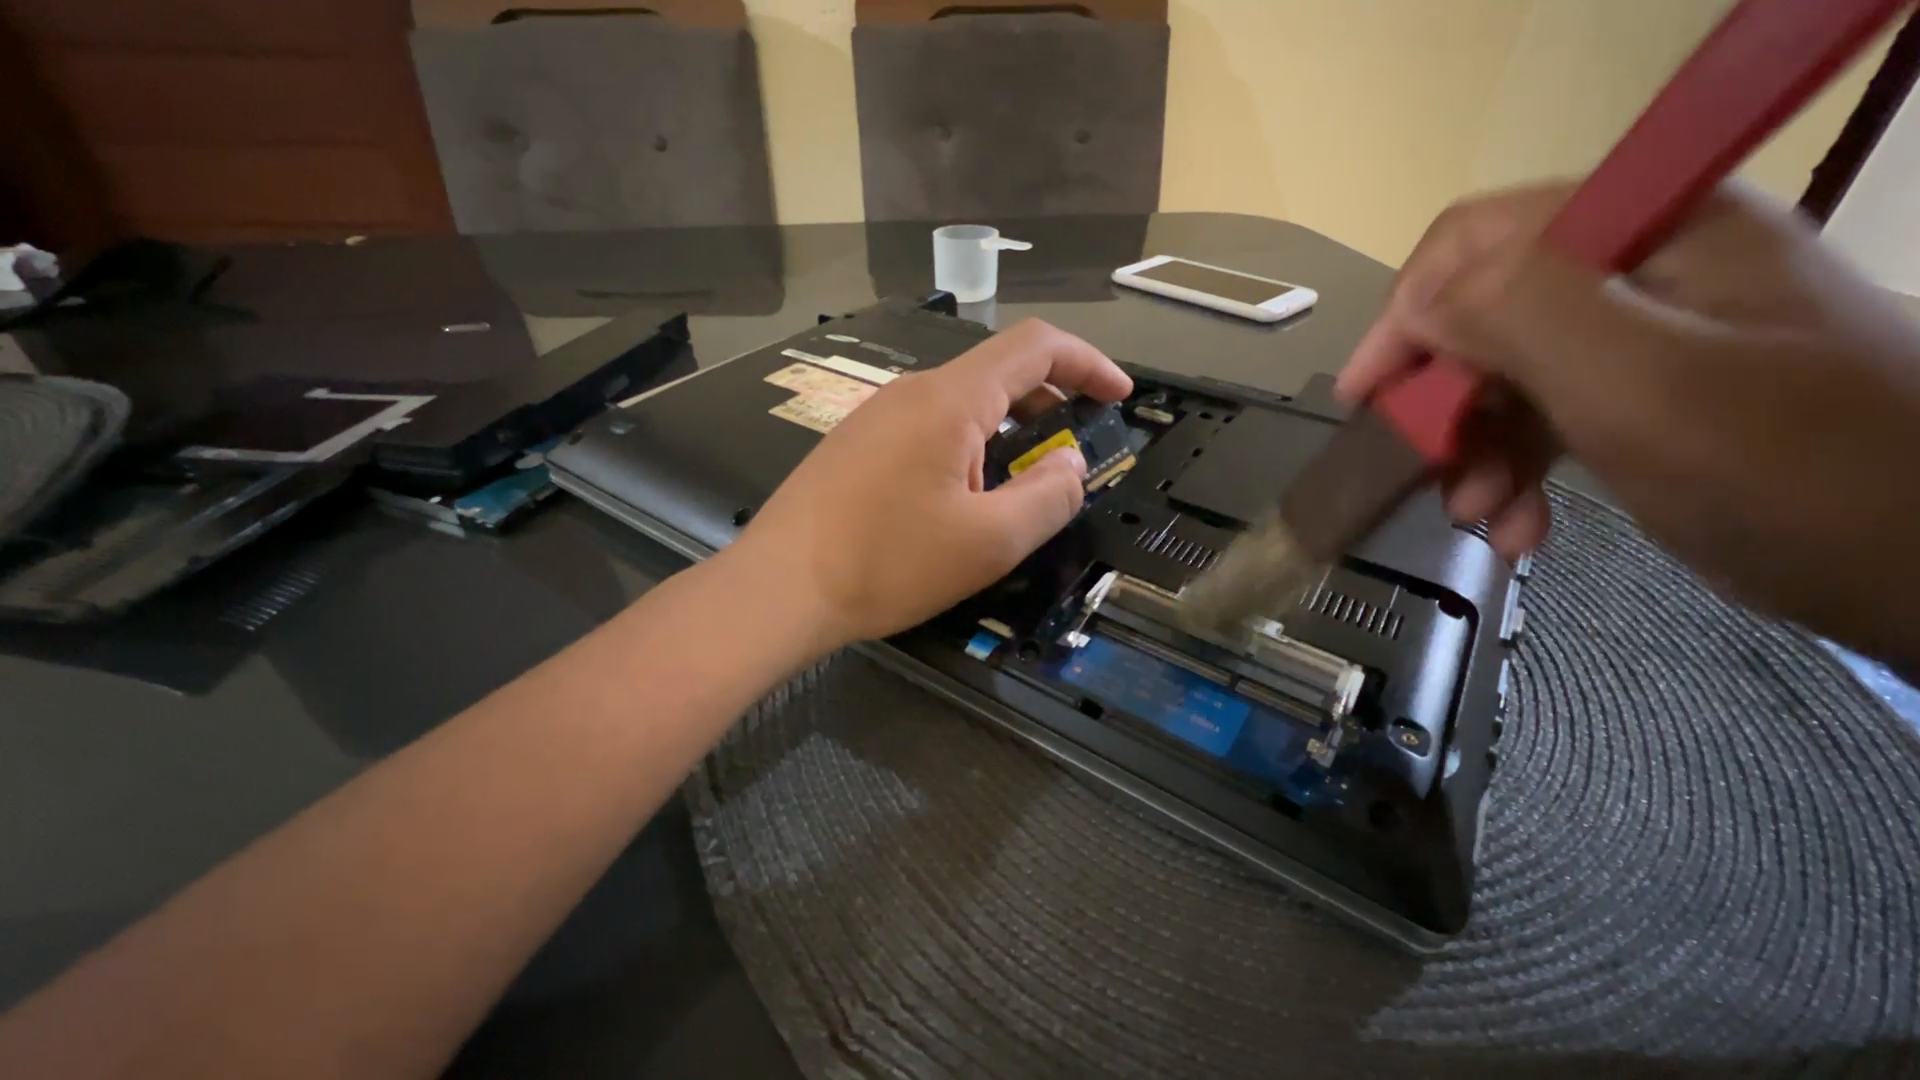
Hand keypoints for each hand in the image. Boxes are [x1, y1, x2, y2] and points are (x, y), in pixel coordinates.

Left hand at [724, 318, 1132, 652]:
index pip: (1034, 346)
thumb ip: (1047, 497)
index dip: (1087, 362)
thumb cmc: (887, 564)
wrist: (778, 589)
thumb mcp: (988, 542)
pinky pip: (928, 427)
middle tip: (1075, 450)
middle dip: (1050, 400)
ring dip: (1007, 429)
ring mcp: (876, 416)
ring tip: (1022, 483)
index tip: (1119, 396)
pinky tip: (963, 496)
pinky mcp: (856, 444)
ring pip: (962, 402)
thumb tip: (1071, 463)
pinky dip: (968, 445)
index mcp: (949, 400)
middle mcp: (912, 392)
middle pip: (997, 371)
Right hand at [1336, 181, 1919, 670]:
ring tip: (1478, 518)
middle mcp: (1647, 268)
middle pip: (1487, 311)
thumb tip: (1417, 300)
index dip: (1407, 312)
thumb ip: (1518, 316)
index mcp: (1653, 230)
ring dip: (1477, 449)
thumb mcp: (1643, 388)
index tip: (1366, 398)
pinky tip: (1521, 530)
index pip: (1479, 237)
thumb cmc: (1798, 474)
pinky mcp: (1659, 396)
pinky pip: (1553, 418)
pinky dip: (1521, 473)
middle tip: (1422, 470)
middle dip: (1444, 399)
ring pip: (1510, 374)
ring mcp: (1654, 335)